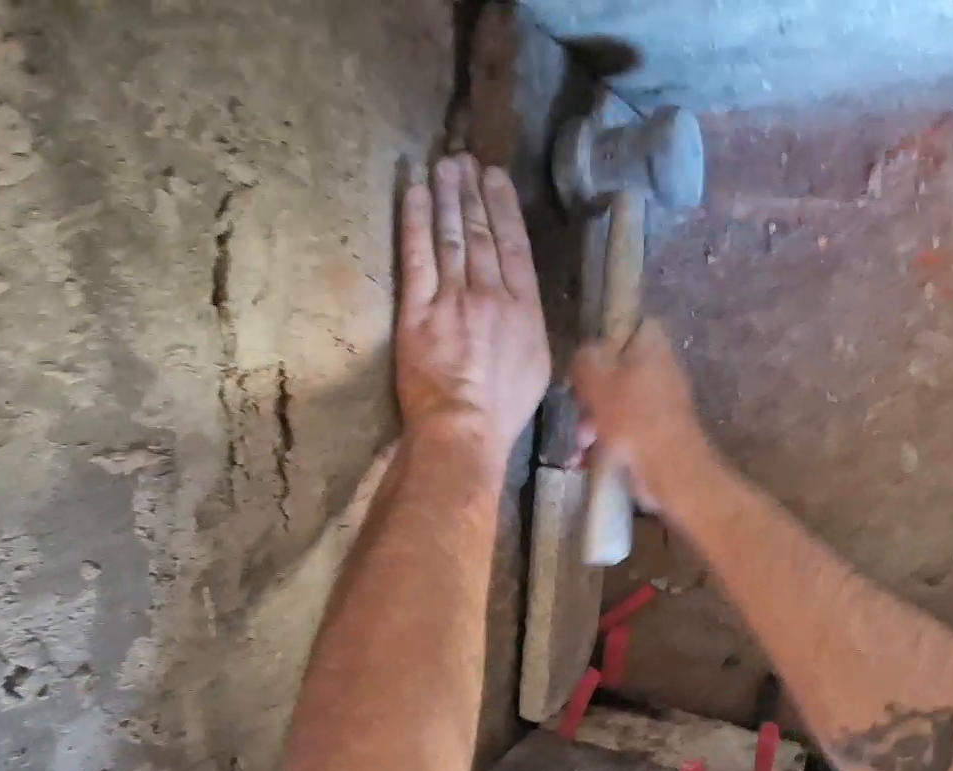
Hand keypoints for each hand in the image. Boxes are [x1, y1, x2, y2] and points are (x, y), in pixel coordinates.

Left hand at [395, 154, 549, 470]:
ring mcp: (452, 299)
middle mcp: (490, 294)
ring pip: (451, 236)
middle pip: (481, 233)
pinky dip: (415, 221)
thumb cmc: (504, 407)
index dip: (503, 207)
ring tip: (443, 166)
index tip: (495, 177)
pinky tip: (414, 193)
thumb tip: (524, 306)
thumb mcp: (538, 367)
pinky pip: (417, 255)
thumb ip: (531, 327)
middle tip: (464, 160)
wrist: (466, 426)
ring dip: (446, 197)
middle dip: (472, 192)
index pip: (513, 246)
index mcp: (524, 308)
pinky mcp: (418, 309)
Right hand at [570, 320, 709, 506]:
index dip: (604, 340)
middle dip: (591, 394)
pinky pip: (626, 429)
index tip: (584, 362)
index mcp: (652, 347)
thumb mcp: (597, 382)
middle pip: (617, 370)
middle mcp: (661, 370)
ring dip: (593, 423)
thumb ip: (585, 360)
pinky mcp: (659, 433)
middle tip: (578, 411)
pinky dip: (607, 442)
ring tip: (582, 445)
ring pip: (618, 404)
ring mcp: (663, 403)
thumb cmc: (633, 418)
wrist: (670, 469)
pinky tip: (587, 460)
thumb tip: (584, 355)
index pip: (630, 326)